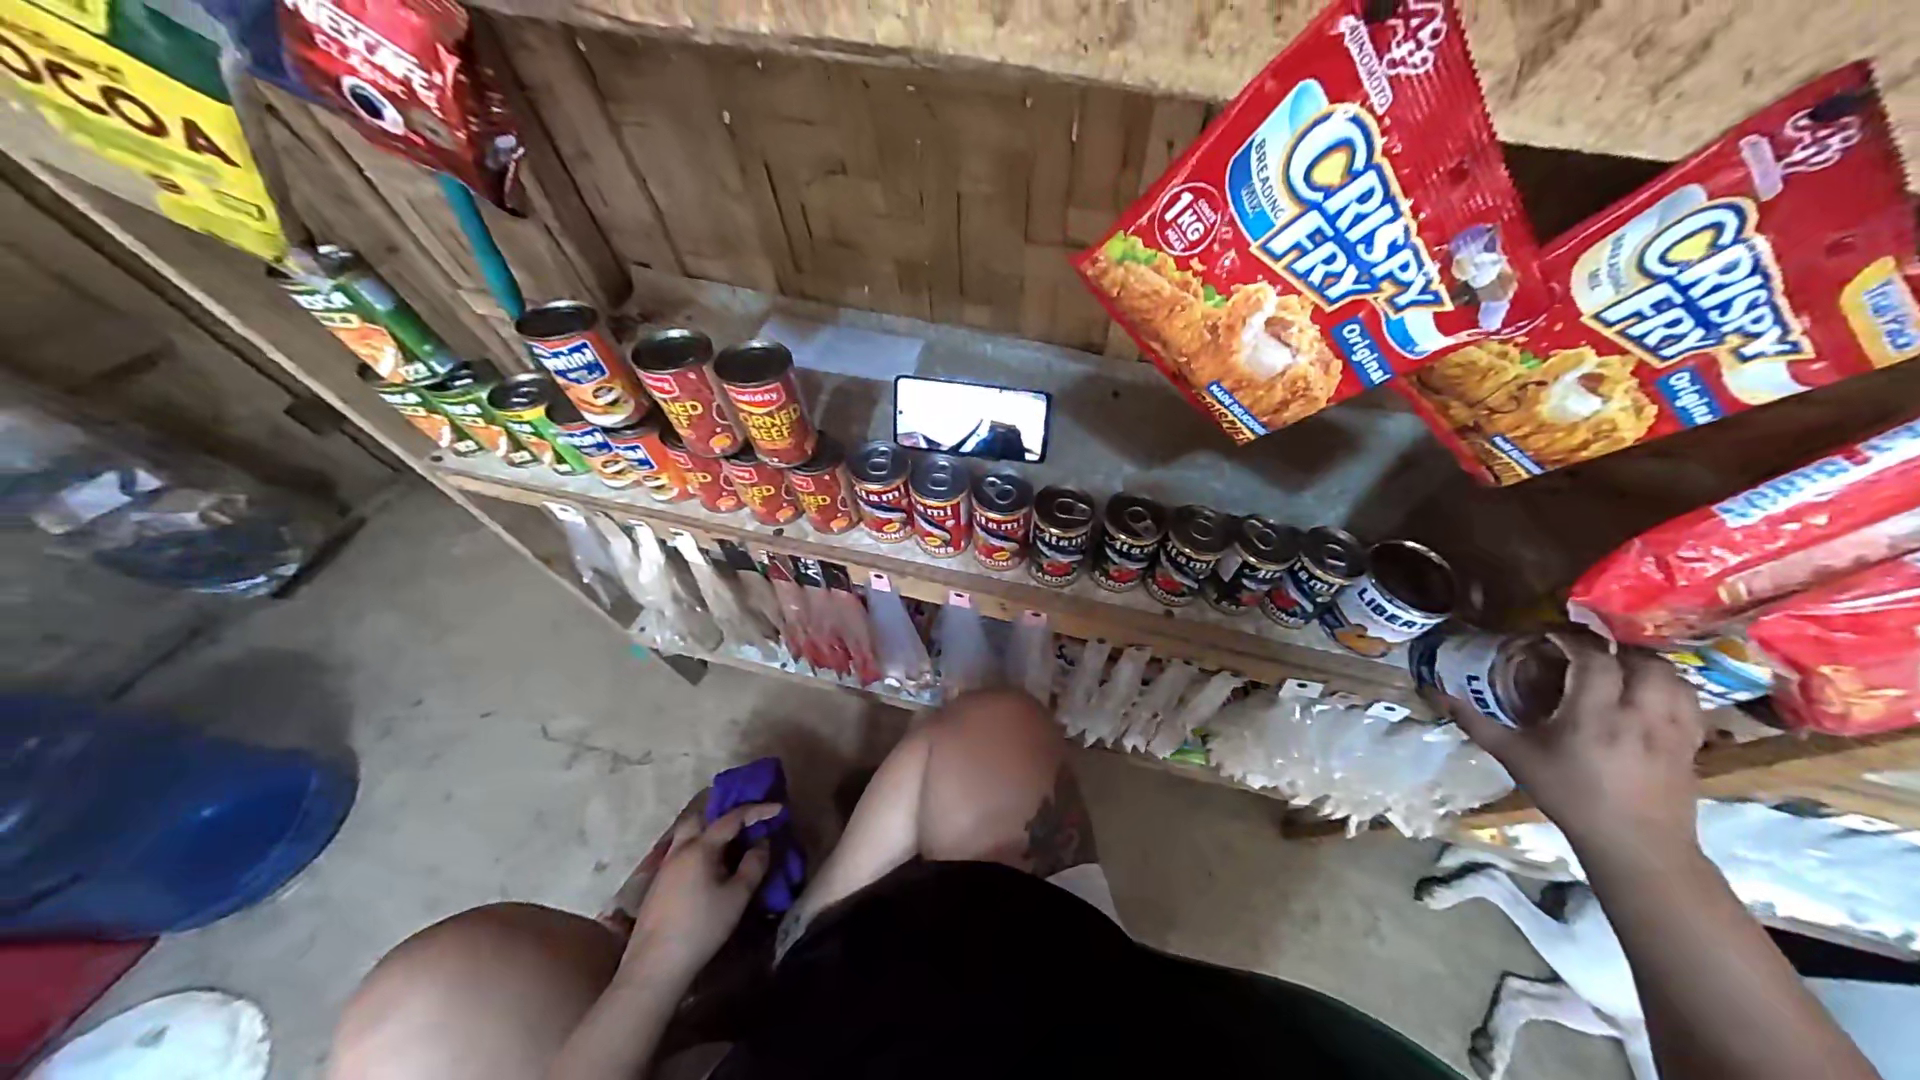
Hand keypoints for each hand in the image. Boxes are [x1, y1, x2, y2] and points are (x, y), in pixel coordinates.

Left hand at [622, 801, 779, 984]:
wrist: (654, 965)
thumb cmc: (701, 927)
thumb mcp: (737, 897)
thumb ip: (754, 865)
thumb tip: (762, 843)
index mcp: (700, 847)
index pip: (732, 818)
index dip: (757, 810)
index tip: (778, 809)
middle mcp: (679, 850)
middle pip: (700, 818)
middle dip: (723, 814)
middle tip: (745, 823)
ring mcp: (665, 867)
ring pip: (687, 835)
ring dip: (709, 832)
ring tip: (730, 845)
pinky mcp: (657, 884)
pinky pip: (681, 852)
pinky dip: (699, 848)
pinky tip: (709, 868)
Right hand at [1451, 632, 1705, 860]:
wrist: (1635, 844)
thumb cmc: (1569, 796)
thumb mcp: (1515, 758)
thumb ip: (1477, 723)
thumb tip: (1438, 695)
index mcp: (1594, 715)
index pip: (1594, 660)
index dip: (1572, 642)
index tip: (1551, 638)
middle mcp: (1640, 714)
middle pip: (1641, 660)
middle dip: (1613, 648)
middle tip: (1586, 651)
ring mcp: (1673, 728)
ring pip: (1672, 676)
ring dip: (1644, 664)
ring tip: (1618, 667)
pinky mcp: (1692, 742)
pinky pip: (1689, 699)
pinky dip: (1669, 686)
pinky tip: (1647, 693)